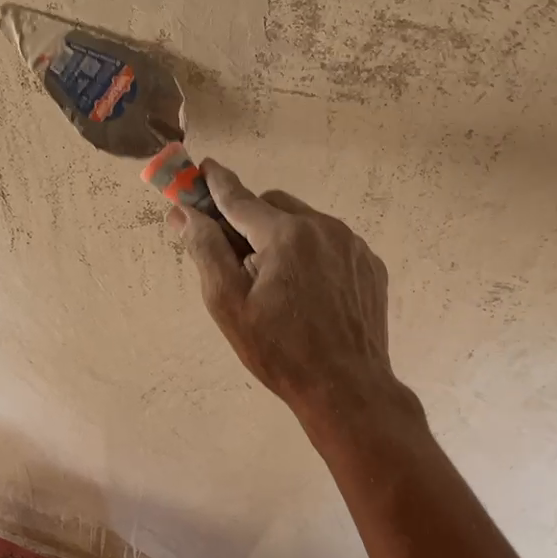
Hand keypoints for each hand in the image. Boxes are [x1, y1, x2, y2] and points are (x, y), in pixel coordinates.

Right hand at [170, 160, 409, 422]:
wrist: (348, 390)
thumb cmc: (279, 350)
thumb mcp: (227, 303)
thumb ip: (206, 249)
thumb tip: (186, 213)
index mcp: (286, 234)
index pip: (239, 198)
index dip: (215, 183)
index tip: (201, 167)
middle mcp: (324, 228)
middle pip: (273, 205)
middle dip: (249, 220)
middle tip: (234, 257)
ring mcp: (352, 245)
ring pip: (303, 221)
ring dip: (280, 235)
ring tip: (274, 282)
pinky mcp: (369, 265)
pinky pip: (329, 242)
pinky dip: (309, 252)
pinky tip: (305, 291)